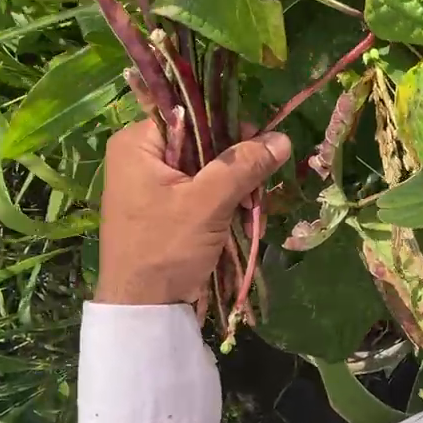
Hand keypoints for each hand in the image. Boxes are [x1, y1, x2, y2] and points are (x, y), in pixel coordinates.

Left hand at [93, 118, 292, 305]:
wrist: (145, 308)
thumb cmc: (166, 248)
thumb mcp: (208, 204)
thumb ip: (244, 166)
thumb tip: (283, 138)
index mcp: (139, 143)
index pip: (191, 114)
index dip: (229, 126)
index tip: (260, 146)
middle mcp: (143, 157)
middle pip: (204, 143)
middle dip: (238, 167)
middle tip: (258, 191)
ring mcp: (155, 185)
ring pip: (210, 171)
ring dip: (237, 191)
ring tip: (253, 215)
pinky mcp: (168, 210)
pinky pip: (205, 194)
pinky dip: (227, 206)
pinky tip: (244, 224)